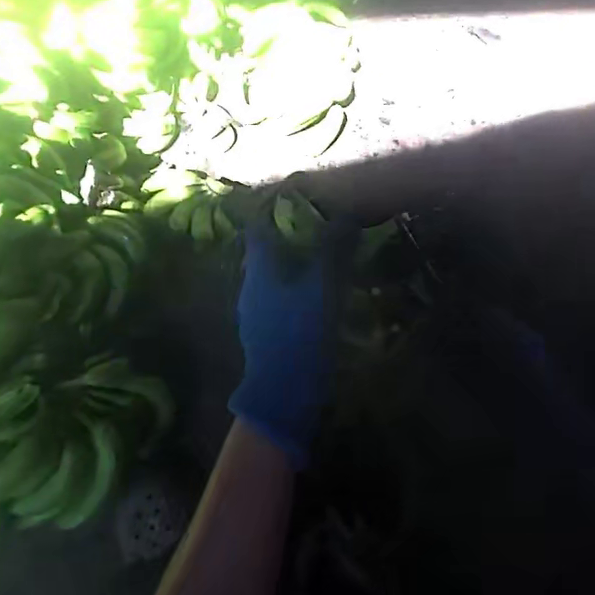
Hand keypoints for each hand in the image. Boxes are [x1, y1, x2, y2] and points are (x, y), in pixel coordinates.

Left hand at [228, 218, 350, 467]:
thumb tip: (346, 217)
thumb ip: (333, 251)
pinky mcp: (263, 332)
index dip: (274, 212)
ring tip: (322, 261)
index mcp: (258, 269)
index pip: (257, 228)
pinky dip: (294, 290)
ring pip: (271, 276)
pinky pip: (277, 299)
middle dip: (288, 239)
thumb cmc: (299, 332)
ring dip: (293, 266)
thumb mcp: (323, 287)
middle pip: (265, 252)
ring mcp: (253, 311)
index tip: (299, 204)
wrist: (282, 390)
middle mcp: (249, 286)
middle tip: (318, 230)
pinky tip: (315, 296)